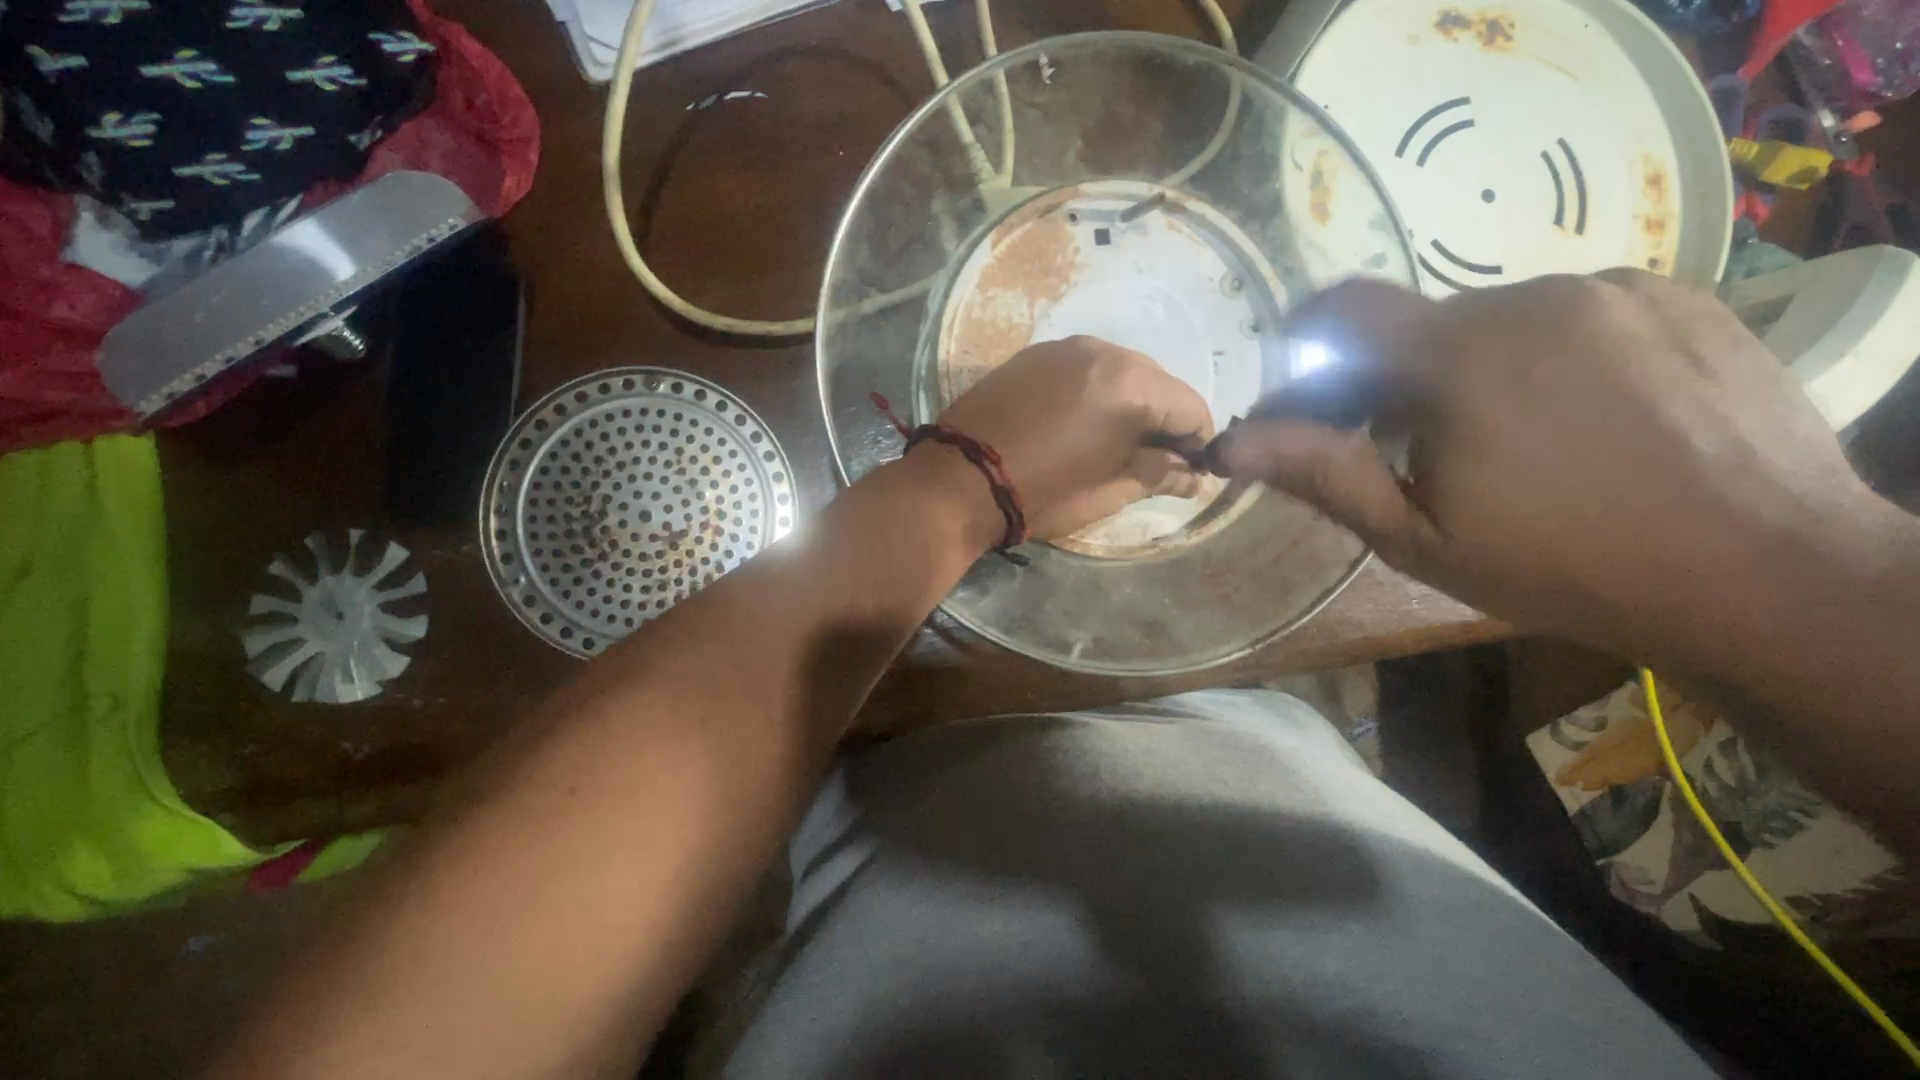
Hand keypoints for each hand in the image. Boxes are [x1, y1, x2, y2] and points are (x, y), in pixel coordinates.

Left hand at [931, 336, 1214, 540]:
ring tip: (1116, 440)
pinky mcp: (1032, 355)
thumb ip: (1158, 474)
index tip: (1192, 469)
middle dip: (1164, 418)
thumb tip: (1194, 475)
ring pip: (1119, 369)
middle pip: (1157, 382)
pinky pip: (1082, 367)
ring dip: (1129, 401)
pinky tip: (1081, 421)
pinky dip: (1095, 390)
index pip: (1189, 406)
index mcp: (1130, 386)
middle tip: (1154, 458)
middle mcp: (1102, 352)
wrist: (959, 480)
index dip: (1199, 441)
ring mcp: (1063, 348)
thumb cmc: (1042, 492)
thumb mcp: (1110, 490)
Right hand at [1214, 271, 1880, 658]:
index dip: (1307, 330)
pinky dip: (1554, 354)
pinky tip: (1588, 417)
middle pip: (1428, 322)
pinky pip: (1579, 312)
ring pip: (1505, 318)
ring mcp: (1615, 290)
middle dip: (1400, 373)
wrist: (1765, 572)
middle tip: (1415, 444)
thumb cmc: (1564, 564)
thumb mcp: (1419, 537)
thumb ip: (1323, 474)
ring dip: (1481, 366)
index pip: (1347, 307)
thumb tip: (1229, 444)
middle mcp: (1532, 297)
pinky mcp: (1680, 298)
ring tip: (1516, 440)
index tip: (1301, 375)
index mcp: (1457, 354)